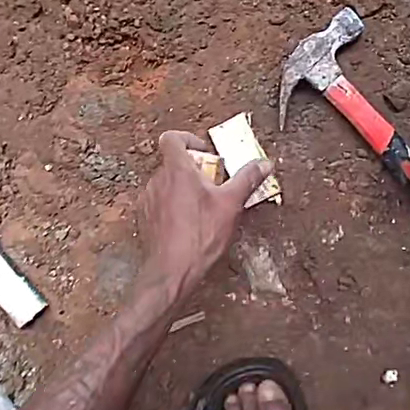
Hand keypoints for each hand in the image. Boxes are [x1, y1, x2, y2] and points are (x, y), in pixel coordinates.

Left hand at [135, 131, 271, 298]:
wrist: (172, 271)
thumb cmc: (200, 237)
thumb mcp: (231, 204)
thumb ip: (247, 179)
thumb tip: (263, 164)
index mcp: (177, 171)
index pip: (173, 138)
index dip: (189, 140)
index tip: (206, 154)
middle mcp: (158, 181)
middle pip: (173, 163)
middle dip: (195, 170)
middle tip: (214, 185)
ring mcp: (149, 200)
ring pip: (167, 183)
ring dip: (184, 189)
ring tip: (204, 207)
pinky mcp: (146, 218)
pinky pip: (160, 202)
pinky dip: (174, 206)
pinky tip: (190, 224)